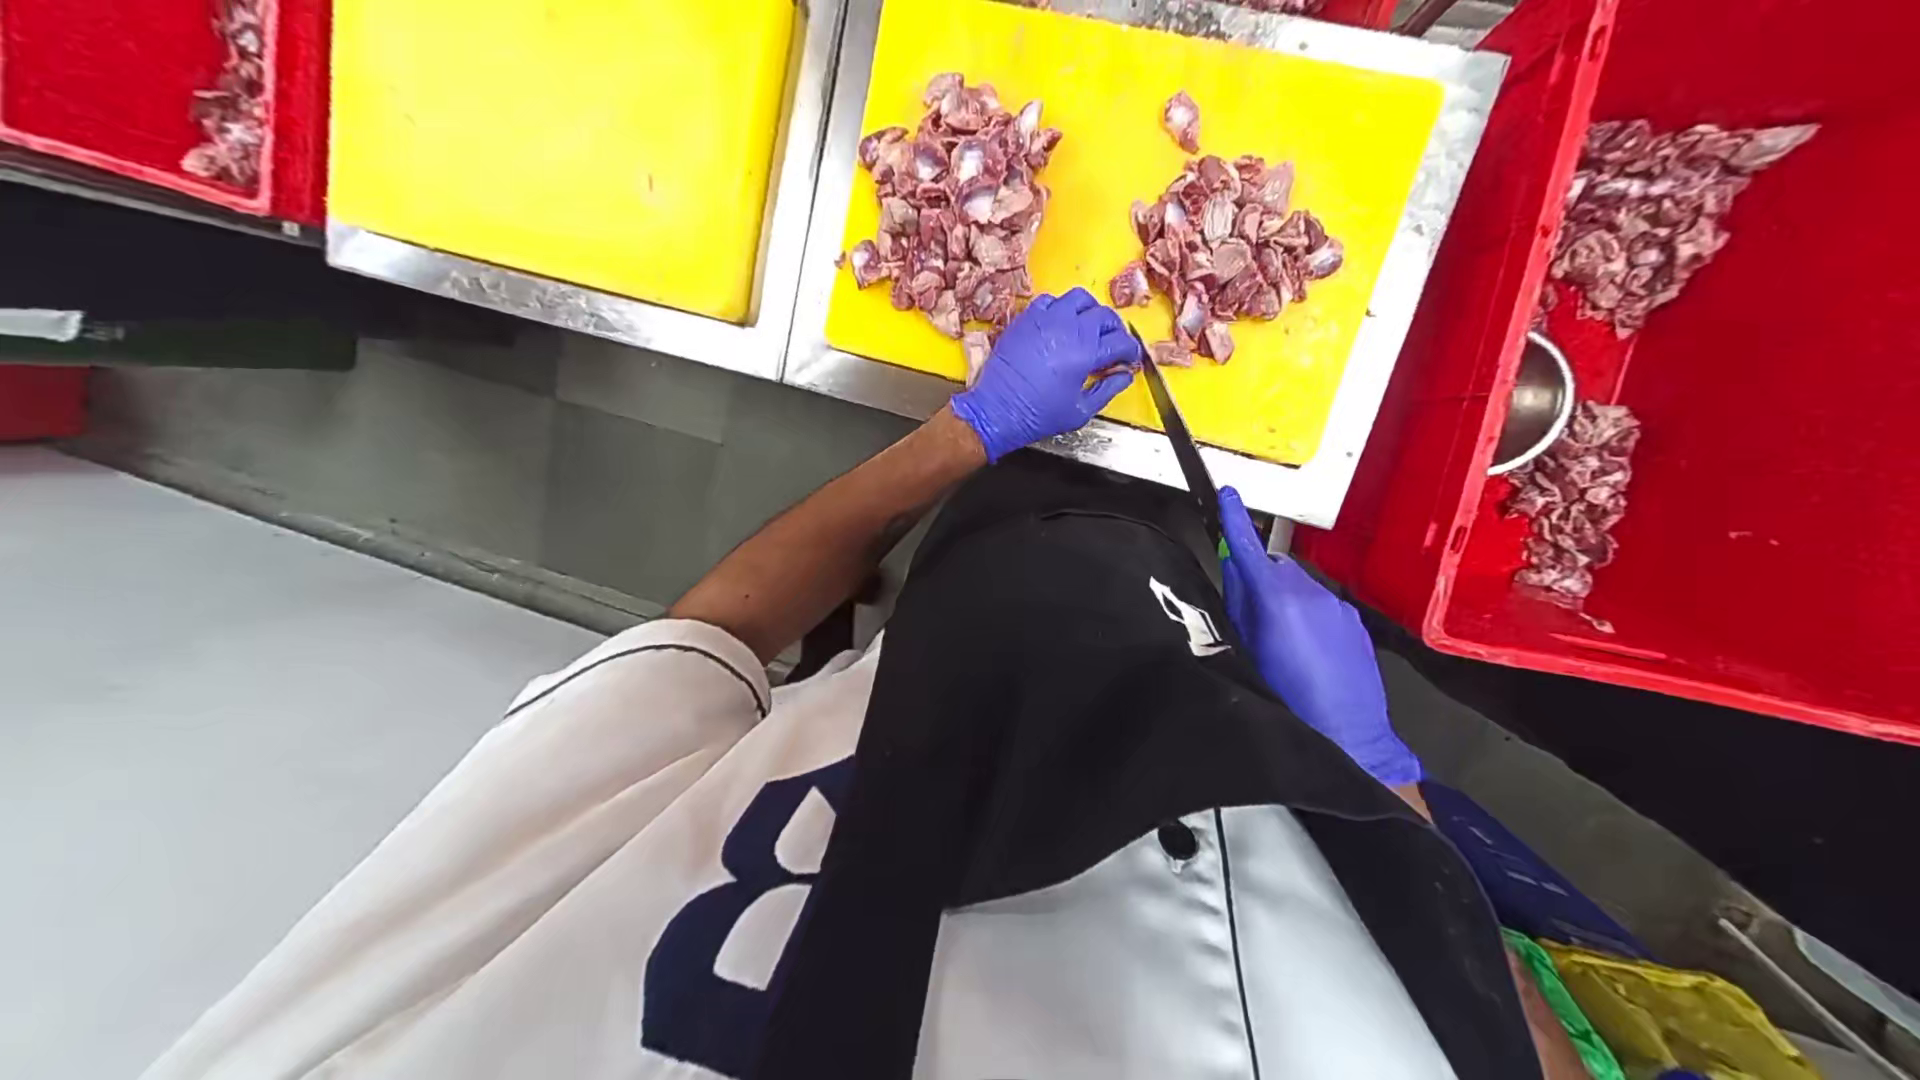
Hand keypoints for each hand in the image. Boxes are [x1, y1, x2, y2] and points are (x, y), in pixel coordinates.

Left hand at [951, 288, 1136, 462]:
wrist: (996, 411)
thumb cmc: (1038, 415)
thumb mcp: (1080, 411)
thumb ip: (1108, 389)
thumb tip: (1124, 375)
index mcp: (1086, 353)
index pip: (1121, 341)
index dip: (1130, 351)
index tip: (1128, 360)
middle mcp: (1068, 328)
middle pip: (1104, 315)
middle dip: (1114, 330)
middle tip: (1112, 345)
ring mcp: (1045, 319)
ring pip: (1079, 298)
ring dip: (1090, 311)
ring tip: (1088, 328)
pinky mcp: (1026, 318)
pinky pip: (1049, 300)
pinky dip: (1060, 308)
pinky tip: (1060, 324)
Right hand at [1219, 486, 1421, 786]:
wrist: (1348, 732)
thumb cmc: (1284, 693)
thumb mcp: (1244, 647)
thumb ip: (1238, 602)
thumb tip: (1234, 569)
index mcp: (1275, 597)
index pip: (1248, 548)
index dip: (1234, 520)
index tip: (1227, 494)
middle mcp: (1309, 591)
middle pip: (1273, 567)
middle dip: (1258, 578)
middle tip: (1248, 612)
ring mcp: (1336, 604)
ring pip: (1297, 585)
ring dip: (1283, 597)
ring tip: (1279, 638)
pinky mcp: (1353, 620)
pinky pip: (1320, 603)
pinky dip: (1307, 613)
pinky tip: (1306, 648)